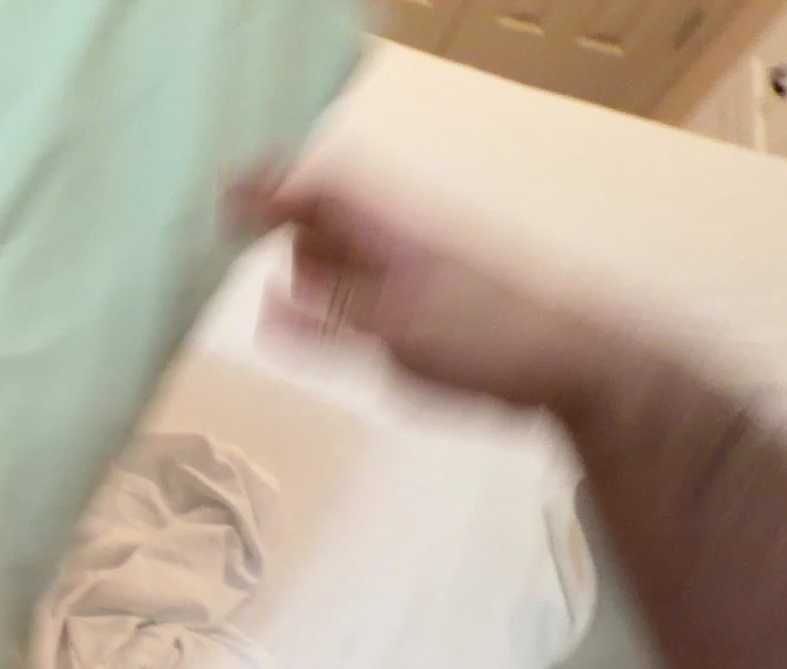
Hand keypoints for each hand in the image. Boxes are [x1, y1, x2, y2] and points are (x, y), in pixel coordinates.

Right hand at [223, 169, 611, 414]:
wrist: (562, 364)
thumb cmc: (491, 337)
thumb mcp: (406, 328)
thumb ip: (336, 315)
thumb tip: (270, 297)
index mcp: (392, 235)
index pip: (322, 193)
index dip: (273, 187)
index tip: (224, 192)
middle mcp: (387, 248)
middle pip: (320, 216)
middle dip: (271, 212)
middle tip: (223, 223)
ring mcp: (393, 280)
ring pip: (330, 252)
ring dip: (288, 249)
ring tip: (249, 259)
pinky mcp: (397, 313)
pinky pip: (337, 294)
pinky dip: (305, 295)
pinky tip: (288, 308)